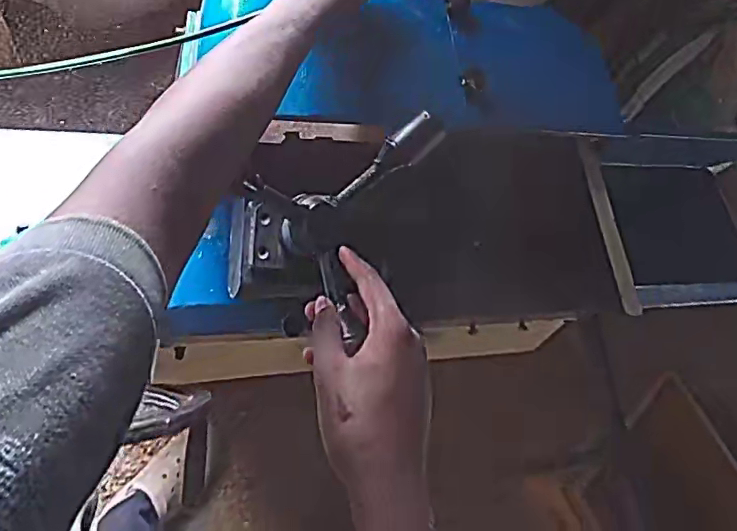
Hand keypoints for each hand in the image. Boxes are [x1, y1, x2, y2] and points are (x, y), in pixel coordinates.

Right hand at [305, 247, 432, 530]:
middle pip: (377, 307)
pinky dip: (363, 348)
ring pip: (379, 332)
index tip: (344, 253)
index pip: (373, 283)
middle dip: (348, 301)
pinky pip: (386, 353)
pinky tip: (340, 360)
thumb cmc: (364, 433)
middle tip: (325, 298)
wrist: (388, 482)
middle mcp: (410, 346)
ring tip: (325, 331)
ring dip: (352, 327)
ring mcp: (414, 368)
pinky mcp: (412, 387)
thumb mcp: (329, 370)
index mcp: (394, 333)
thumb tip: (322, 308)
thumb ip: (324, 329)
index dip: (354, 264)